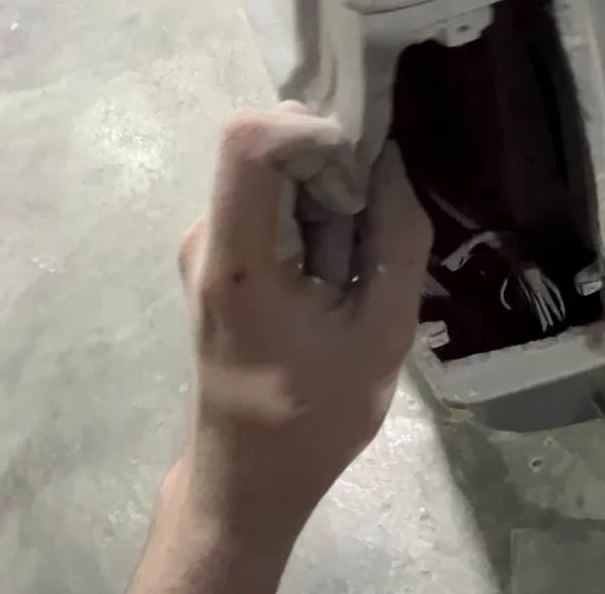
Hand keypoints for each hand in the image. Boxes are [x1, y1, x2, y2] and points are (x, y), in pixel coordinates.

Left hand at [156, 104, 431, 565]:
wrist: (246, 474)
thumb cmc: (312, 417)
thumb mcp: (383, 335)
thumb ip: (398, 238)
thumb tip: (391, 157)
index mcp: (236, 260)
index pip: (248, 140)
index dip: (312, 130)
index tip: (362, 173)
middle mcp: (206, 233)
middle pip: (271, 146)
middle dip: (333, 172)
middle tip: (364, 239)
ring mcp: (207, 237)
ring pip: (277, 167)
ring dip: (327, 200)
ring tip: (344, 271)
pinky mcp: (219, 245)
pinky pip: (274, 193)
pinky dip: (314, 214)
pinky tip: (327, 275)